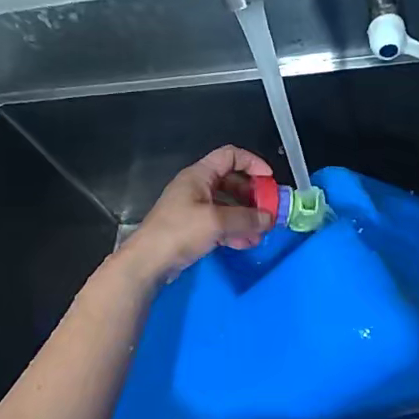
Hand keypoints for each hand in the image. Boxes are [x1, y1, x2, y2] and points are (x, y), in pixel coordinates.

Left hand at [116, 146, 275, 282]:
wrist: (148, 262)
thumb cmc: (179, 232)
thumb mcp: (216, 221)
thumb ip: (246, 218)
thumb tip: (269, 218)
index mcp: (199, 175)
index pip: (230, 156)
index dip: (252, 163)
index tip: (269, 179)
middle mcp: (197, 188)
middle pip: (232, 182)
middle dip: (253, 196)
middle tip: (268, 210)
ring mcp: (194, 209)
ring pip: (227, 206)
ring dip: (245, 217)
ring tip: (261, 232)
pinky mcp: (193, 229)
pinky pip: (219, 224)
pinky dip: (234, 230)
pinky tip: (246, 243)